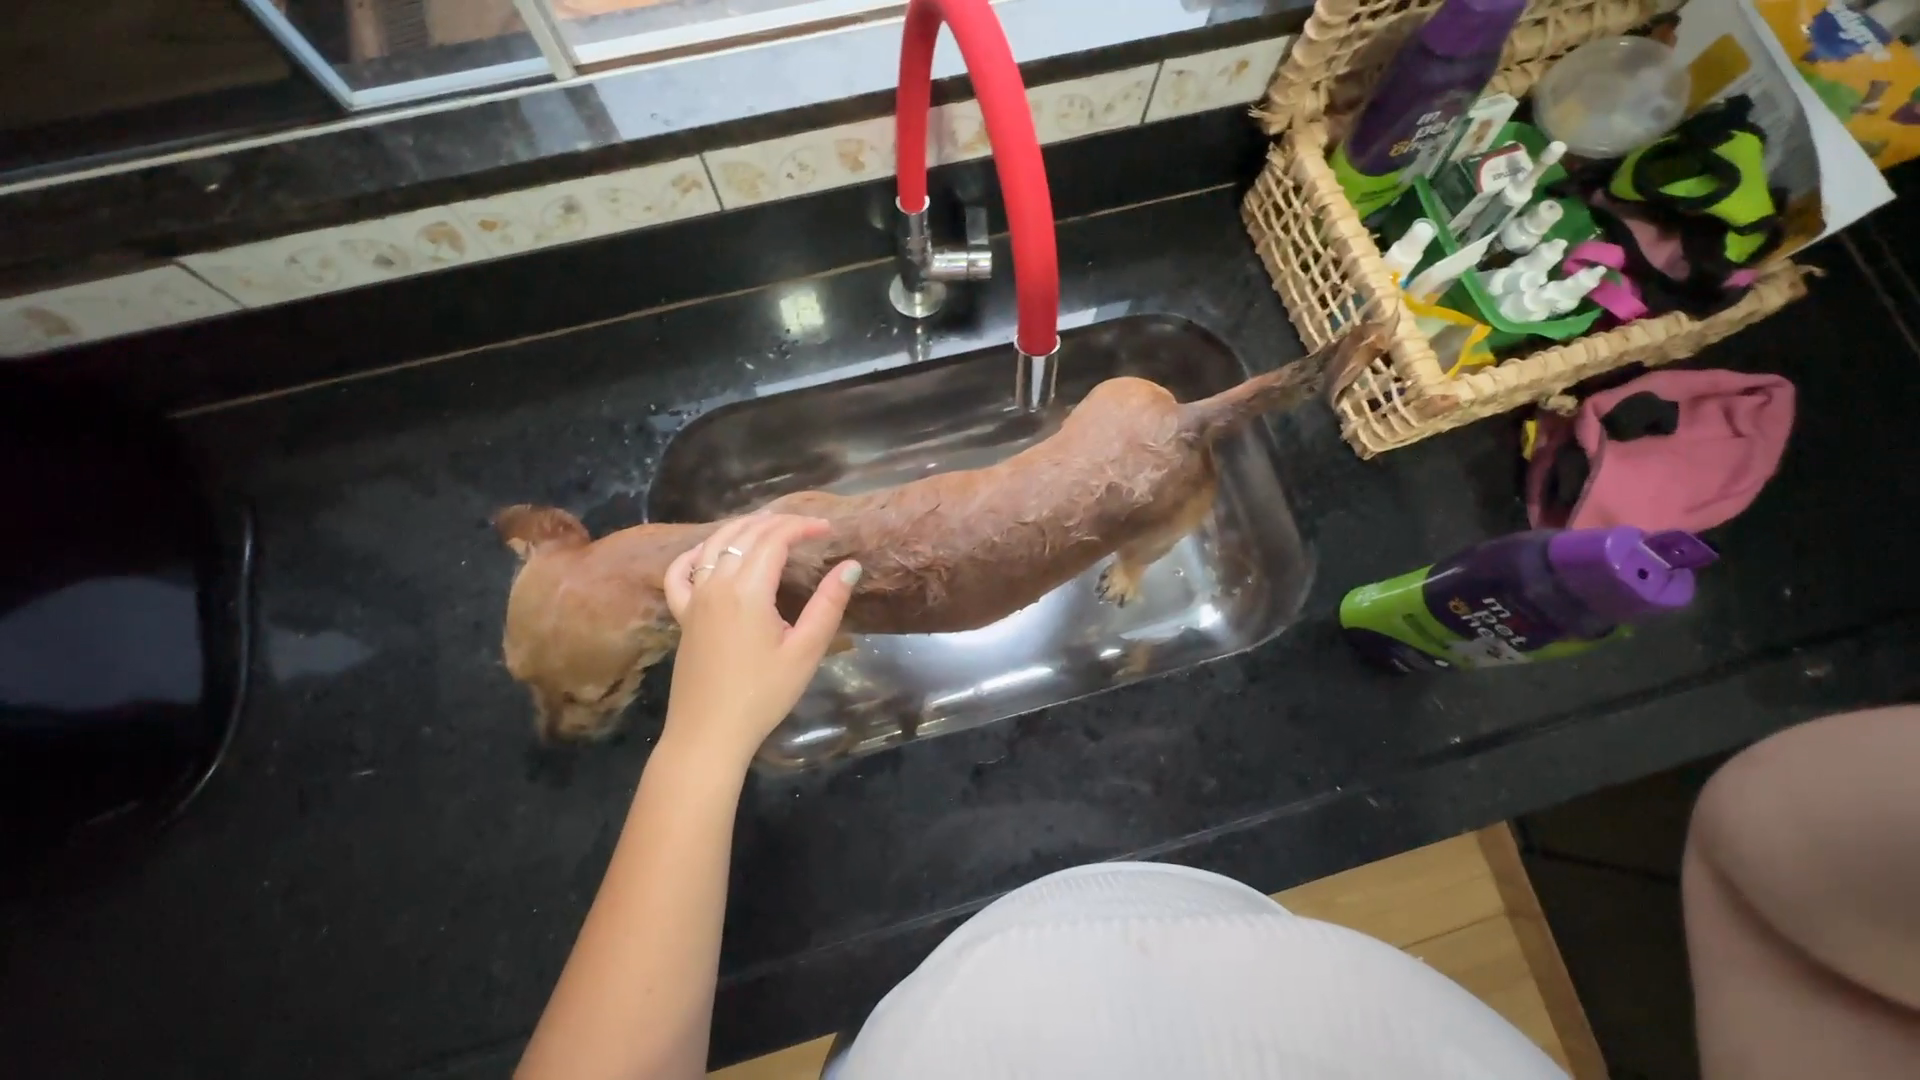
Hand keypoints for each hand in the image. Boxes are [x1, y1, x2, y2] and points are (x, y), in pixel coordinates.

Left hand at [661, 514, 860, 765]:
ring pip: (714, 545)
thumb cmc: (763, 694)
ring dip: (743, 528)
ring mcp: (694, 598)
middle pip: (745, 535)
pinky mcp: (682, 615)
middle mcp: (716, 584)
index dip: (802, 526)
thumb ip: (828, 604)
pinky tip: (710, 551)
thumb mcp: (805, 651)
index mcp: (748, 590)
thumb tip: (850, 565)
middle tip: (806, 527)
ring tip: (769, 527)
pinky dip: (697, 552)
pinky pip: (681, 571)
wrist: (709, 732)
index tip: (827, 529)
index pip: (775, 539)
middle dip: (777, 523)